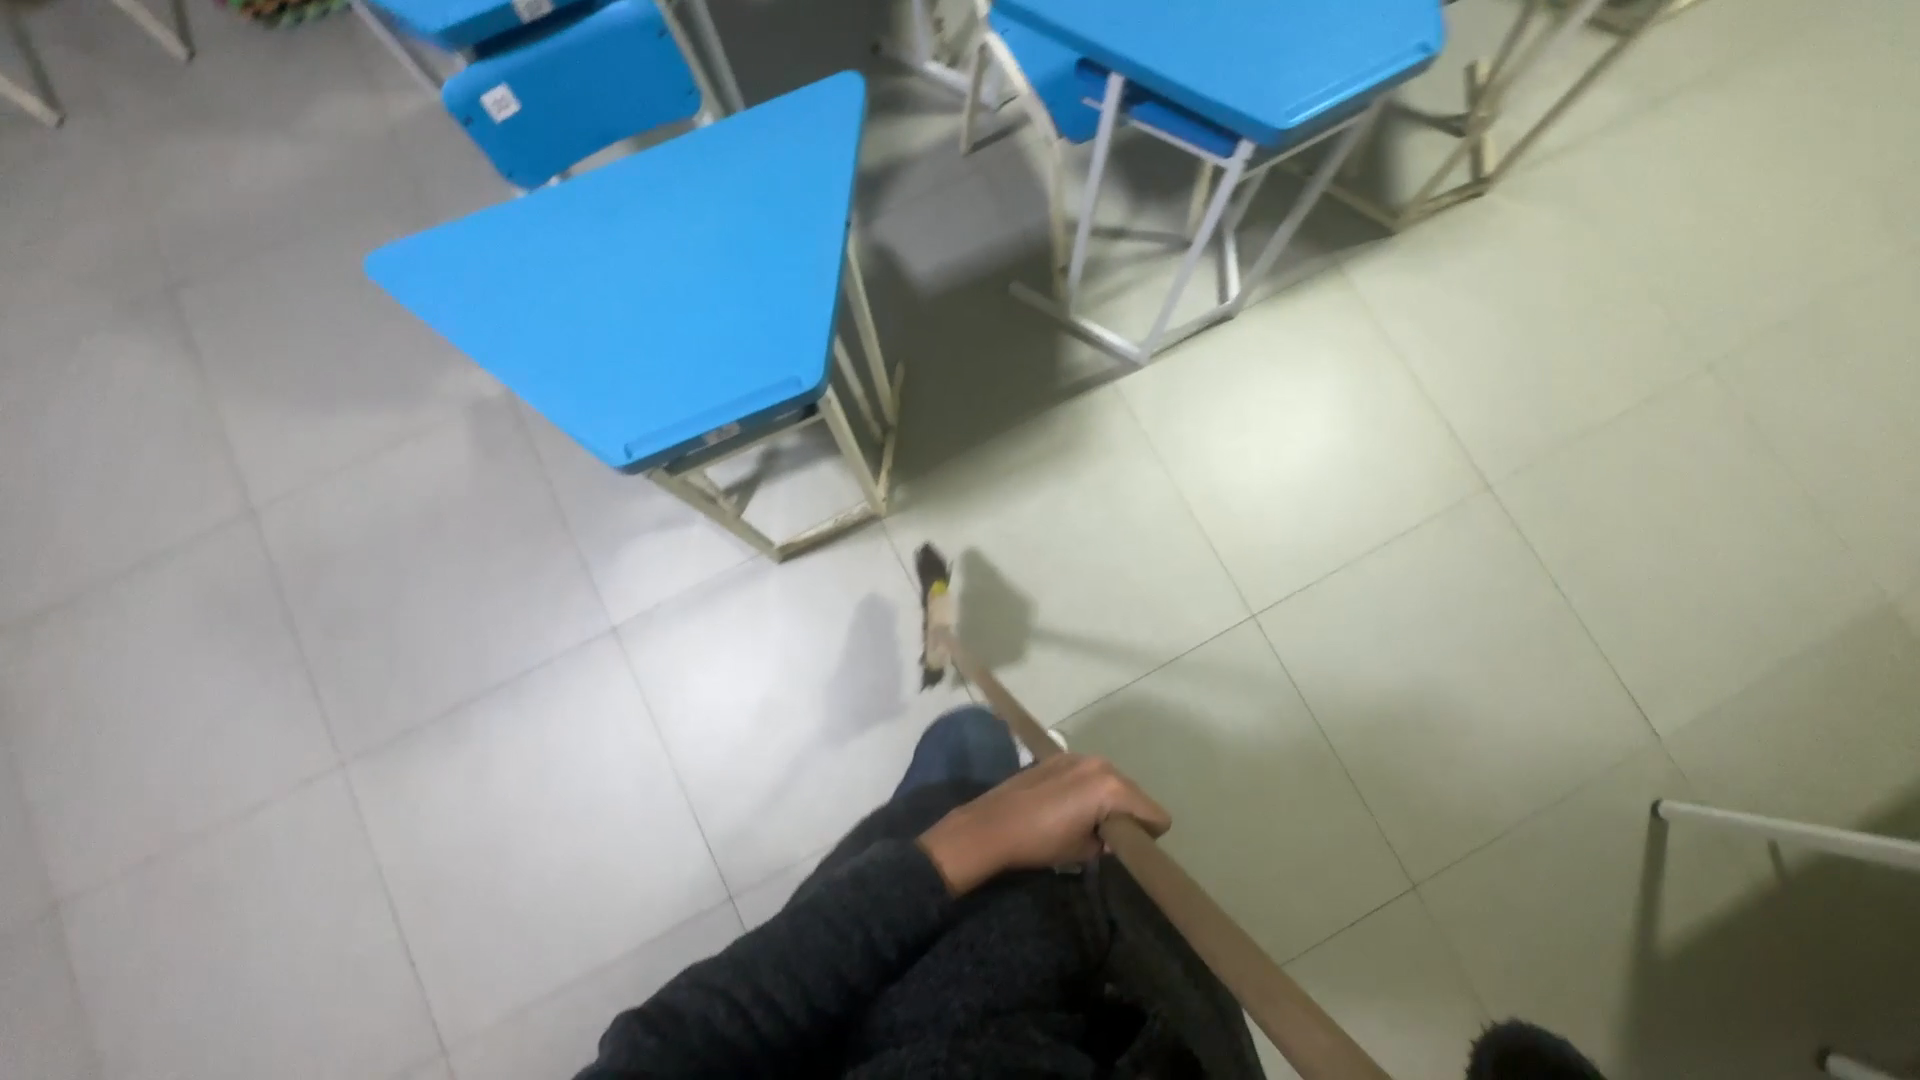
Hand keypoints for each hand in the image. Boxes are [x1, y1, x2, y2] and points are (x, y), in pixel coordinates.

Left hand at [916, 753, 1171, 895]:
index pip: (1155, 814)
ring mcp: (1078, 756)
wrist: (992, 825)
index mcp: (1112, 788)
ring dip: (1109, 800)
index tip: (1131, 848)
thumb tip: (1112, 839)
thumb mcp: (1084, 850)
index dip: (1148, 835)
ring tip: (1086, 823)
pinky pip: (1090, 774)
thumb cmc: (1041, 841)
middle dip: (1129, 816)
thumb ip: (1109, 842)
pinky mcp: (1059, 757)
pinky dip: (1089, 789)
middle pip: (1135, 794)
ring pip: (1113, 781)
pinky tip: (1068, 807)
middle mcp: (1101, 764)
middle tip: (1108, 839)